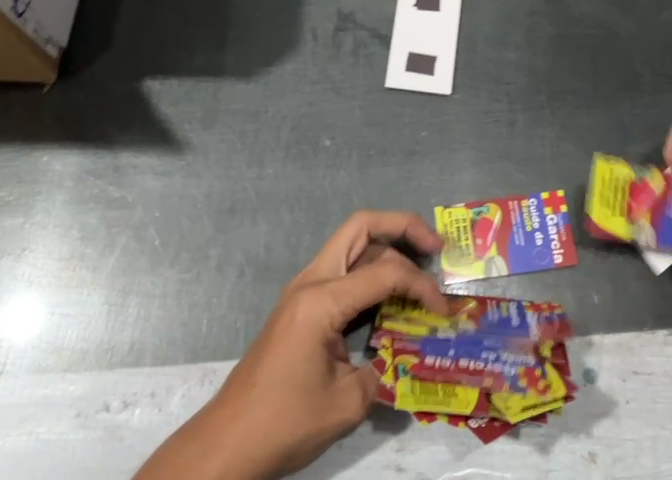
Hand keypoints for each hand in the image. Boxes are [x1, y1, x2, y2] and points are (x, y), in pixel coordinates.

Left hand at [136, 211, 448, 479]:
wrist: (228, 444)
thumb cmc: (284, 421)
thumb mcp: (347, 403)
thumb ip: (383, 370)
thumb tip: (401, 358)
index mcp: (321, 299)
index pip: (384, 272)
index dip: (421, 285)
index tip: (443, 310)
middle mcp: (310, 283)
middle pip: (360, 228)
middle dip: (402, 227)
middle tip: (436, 248)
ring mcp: (302, 294)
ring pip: (350, 248)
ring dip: (387, 250)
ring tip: (420, 267)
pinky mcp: (300, 311)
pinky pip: (341, 276)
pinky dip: (371, 276)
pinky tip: (391, 299)